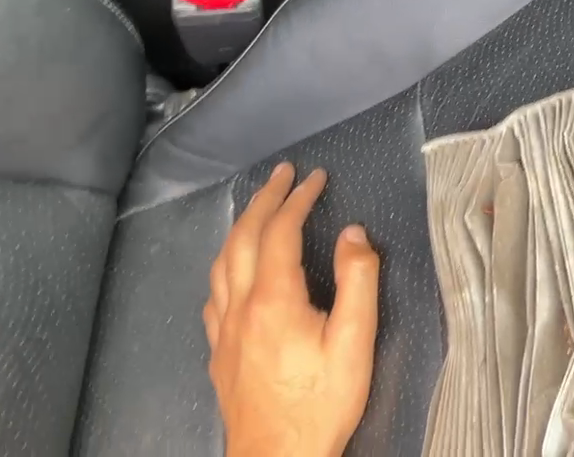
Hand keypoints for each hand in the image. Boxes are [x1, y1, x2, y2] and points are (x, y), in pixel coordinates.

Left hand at [205, 163, 379, 456]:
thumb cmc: (323, 399)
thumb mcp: (356, 339)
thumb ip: (358, 279)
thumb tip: (353, 233)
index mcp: (274, 299)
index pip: (280, 233)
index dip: (298, 199)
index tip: (317, 176)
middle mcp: (241, 308)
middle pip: (242, 240)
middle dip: (264, 201)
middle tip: (284, 174)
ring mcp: (224, 333)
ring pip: (222, 265)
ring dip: (241, 227)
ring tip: (260, 207)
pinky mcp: (220, 354)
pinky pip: (215, 294)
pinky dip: (227, 264)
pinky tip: (236, 270)